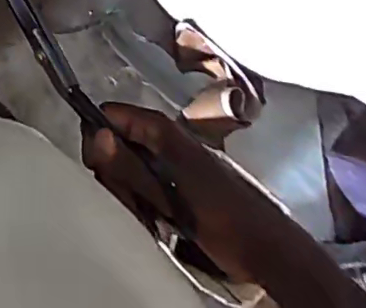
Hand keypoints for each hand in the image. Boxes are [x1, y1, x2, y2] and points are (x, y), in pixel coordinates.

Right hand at [82, 103, 272, 283]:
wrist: (269, 249)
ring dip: (128, 192)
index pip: (106, 116)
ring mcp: (167, 155)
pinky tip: (156, 220)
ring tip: (149, 217)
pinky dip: (141, 200)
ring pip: (125, 164)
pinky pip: (141, 179)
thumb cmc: (222, 219)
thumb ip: (131, 168)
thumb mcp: (171, 198)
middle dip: (115, 176)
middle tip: (133, 206)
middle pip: (112, 142)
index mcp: (158, 127)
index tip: (105, 177)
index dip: (98, 144)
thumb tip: (96, 136)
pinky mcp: (173, 177)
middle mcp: (159, 134)